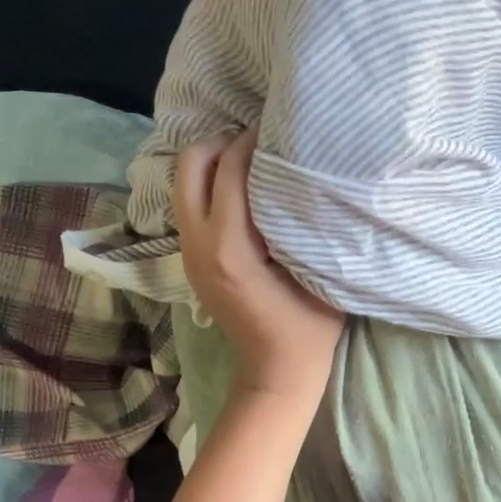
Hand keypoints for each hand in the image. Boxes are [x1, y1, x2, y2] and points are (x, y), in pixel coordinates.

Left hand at [176, 129, 343, 398]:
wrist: (276, 373)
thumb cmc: (308, 327)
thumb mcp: (316, 271)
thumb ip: (303, 222)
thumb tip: (300, 175)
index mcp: (230, 248)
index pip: (230, 170)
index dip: (254, 141)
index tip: (281, 128)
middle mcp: (199, 244)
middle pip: (191, 166)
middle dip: (222, 144)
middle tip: (259, 144)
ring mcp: (189, 253)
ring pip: (184, 183)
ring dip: (213, 164)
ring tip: (252, 163)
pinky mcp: (191, 260)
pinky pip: (190, 205)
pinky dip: (210, 186)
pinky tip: (243, 191)